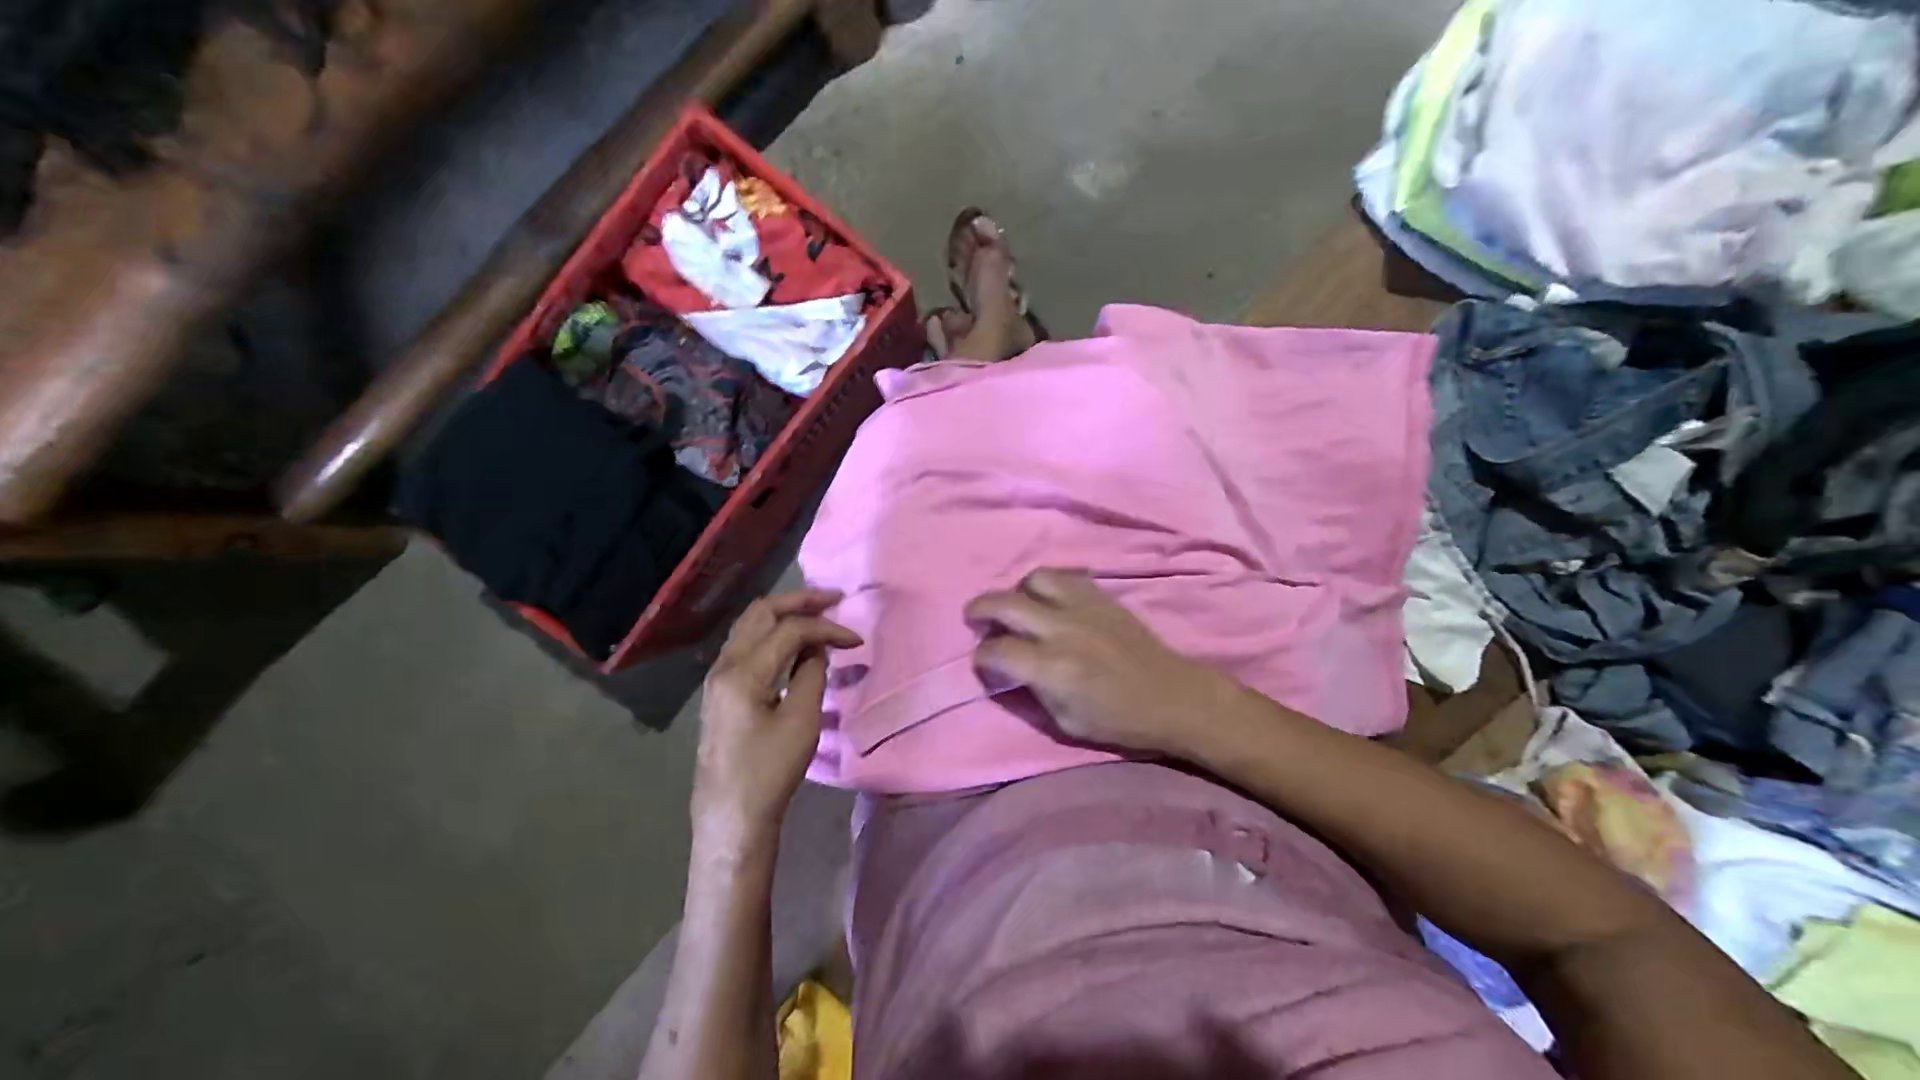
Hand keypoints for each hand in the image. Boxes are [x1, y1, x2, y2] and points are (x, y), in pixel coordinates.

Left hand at [693, 589, 861, 847]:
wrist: (731, 816)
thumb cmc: (769, 771)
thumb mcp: (801, 721)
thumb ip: (811, 673)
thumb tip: (816, 647)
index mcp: (742, 671)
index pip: (789, 630)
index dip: (826, 628)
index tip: (856, 641)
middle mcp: (724, 665)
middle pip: (761, 613)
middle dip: (800, 601)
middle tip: (833, 599)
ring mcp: (718, 677)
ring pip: (750, 626)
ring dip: (784, 614)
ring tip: (817, 614)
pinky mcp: (721, 691)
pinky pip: (747, 644)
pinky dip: (772, 634)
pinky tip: (793, 643)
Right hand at [965, 569, 1237, 756]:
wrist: (1173, 698)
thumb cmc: (1118, 721)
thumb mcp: (1065, 722)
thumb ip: (1031, 693)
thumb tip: (1007, 672)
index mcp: (1051, 668)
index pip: (997, 650)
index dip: (981, 657)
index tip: (983, 662)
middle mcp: (1062, 629)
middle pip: (1005, 603)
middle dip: (980, 609)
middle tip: (975, 618)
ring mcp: (1083, 607)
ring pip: (1036, 578)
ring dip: (1018, 590)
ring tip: (1018, 605)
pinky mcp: (1102, 597)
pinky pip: (1067, 576)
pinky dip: (1051, 584)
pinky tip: (1050, 599)